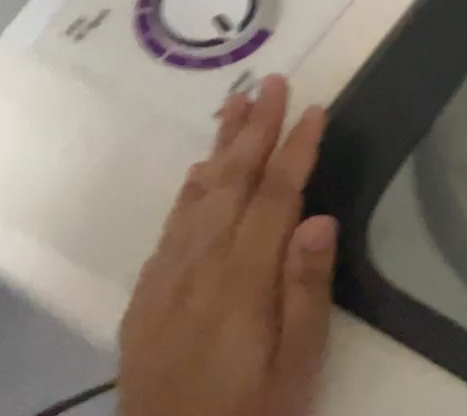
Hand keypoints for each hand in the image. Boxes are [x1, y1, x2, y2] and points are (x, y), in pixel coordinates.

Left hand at [118, 76, 336, 415]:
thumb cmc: (256, 410)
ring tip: (236, 105)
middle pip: (229, 186)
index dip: (295, 150)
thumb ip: (306, 290)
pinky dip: (188, 193)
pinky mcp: (147, 303)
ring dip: (219, 148)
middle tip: (272, 82)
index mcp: (240, 283)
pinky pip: (170, 232)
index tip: (315, 108)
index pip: (273, 199)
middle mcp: (197, 272)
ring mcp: (166, 285)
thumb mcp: (298, 363)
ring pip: (196, 200)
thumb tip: (319, 218)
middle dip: (254, 130)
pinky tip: (200, 173)